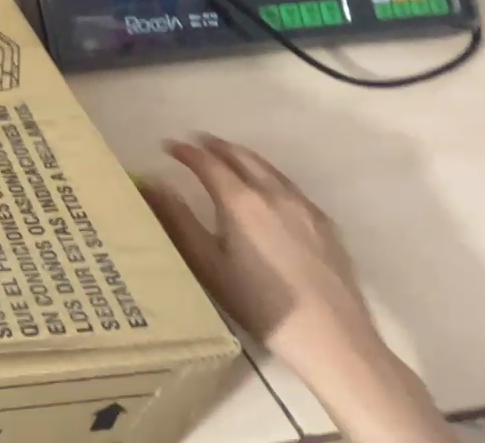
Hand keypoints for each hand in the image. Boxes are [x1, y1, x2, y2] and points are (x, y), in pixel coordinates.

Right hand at [139, 135, 383, 382]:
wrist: (334, 340)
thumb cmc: (258, 303)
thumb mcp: (206, 263)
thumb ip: (176, 219)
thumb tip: (150, 182)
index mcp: (241, 201)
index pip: (207, 163)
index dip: (185, 151)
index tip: (167, 146)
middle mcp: (274, 195)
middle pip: (243, 157)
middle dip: (216, 146)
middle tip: (196, 143)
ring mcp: (306, 210)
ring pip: (270, 169)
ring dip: (244, 157)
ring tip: (227, 158)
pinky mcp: (327, 227)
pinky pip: (292, 188)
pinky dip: (270, 177)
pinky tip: (268, 191)